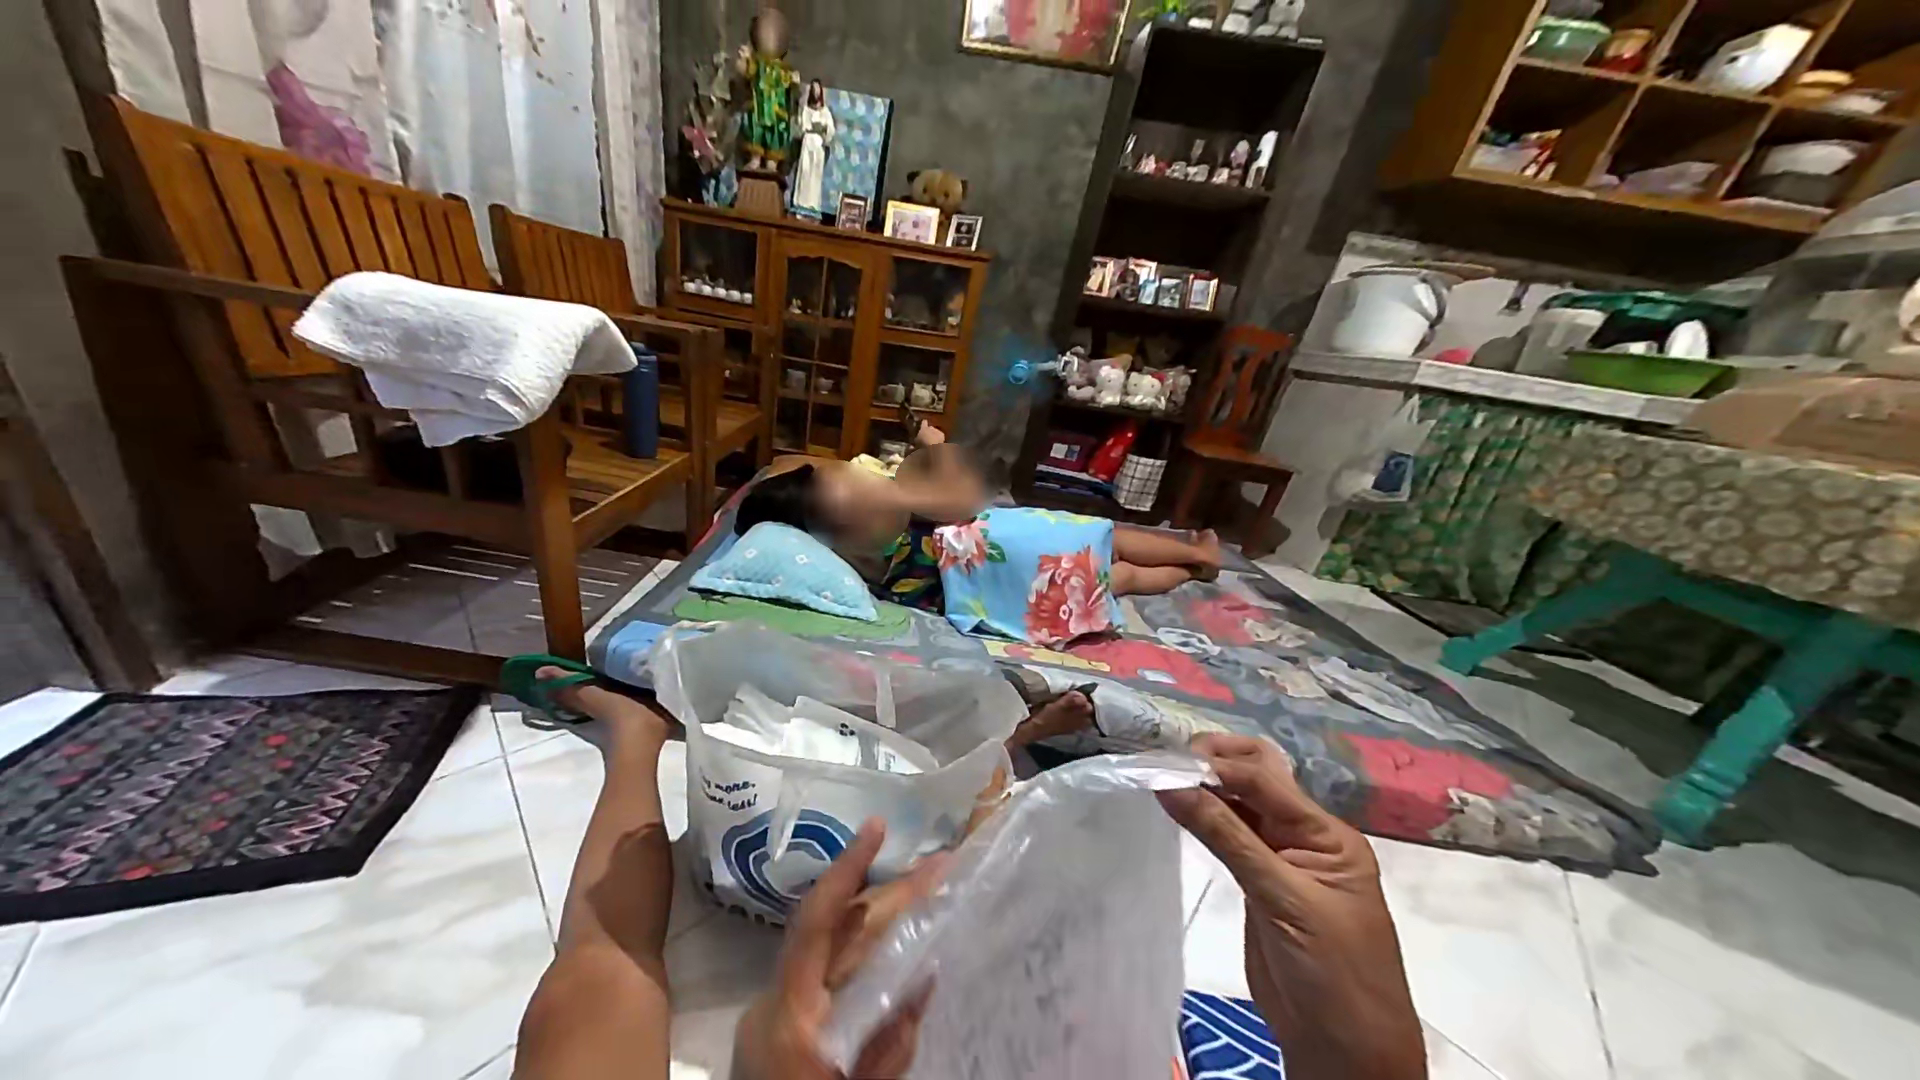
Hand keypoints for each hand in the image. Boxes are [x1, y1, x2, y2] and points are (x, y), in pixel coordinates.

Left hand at [733, 821, 944, 1079]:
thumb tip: (928, 974)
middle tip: (941, 867)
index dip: (846, 871)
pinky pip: (829, 969)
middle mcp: (777, 998)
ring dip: (882, 916)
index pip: (816, 924)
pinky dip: (865, 950)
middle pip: (837, 929)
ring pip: (835, 946)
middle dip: (891, 894)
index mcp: (791, 1015)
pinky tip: (899, 938)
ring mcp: (775, 1004)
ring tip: (929, 889)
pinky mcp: (781, 1014)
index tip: (877, 828)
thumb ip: (892, 1044)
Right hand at [1159, 735, 1424, 1079]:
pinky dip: (1203, 815)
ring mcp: (1281, 855)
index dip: (1217, 766)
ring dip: (1205, 786)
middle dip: (1216, 759)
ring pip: (1241, 802)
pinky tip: (1177, 808)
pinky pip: (1229, 832)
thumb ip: (1225, 837)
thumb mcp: (1280, 901)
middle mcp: (1305, 834)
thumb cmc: (1331, 976)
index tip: (1168, 761)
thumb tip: (1171, 783)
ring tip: (1162, 777)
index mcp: (1327, 834)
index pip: (1266, 781)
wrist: (1347, 1056)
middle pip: (1259, 775)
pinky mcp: (1258, 877)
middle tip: (1168, 761)